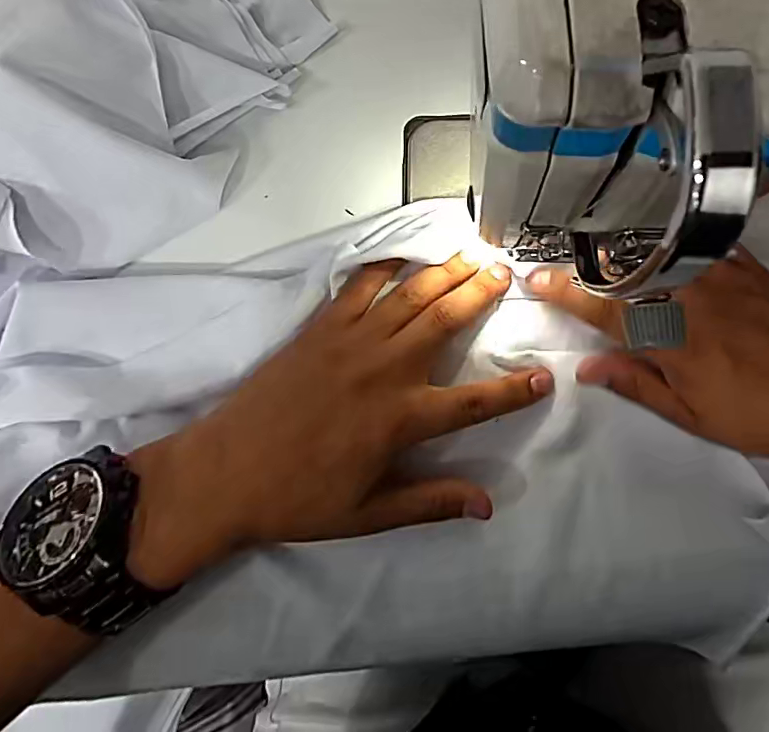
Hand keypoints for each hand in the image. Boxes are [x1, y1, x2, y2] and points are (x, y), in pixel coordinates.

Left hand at [123, 253, 551, 588]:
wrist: (224, 471)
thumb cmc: (298, 497)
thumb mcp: (368, 513)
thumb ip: (430, 502)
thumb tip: (486, 503)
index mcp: (401, 418)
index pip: (473, 403)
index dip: (513, 390)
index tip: (544, 375)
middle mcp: (385, 370)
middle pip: (445, 321)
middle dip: (480, 293)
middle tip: (504, 271)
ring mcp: (352, 341)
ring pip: (410, 295)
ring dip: (444, 272)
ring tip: (470, 253)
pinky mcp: (322, 327)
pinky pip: (359, 286)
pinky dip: (384, 266)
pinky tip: (402, 254)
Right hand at [529, 249, 768, 487]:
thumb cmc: (754, 415)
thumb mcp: (687, 412)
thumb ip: (635, 382)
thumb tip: (589, 367)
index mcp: (667, 336)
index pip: (601, 307)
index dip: (564, 291)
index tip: (538, 279)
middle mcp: (687, 298)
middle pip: (626, 269)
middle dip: (600, 272)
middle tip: (593, 282)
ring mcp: (718, 276)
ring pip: (659, 253)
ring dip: (637, 261)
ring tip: (641, 281)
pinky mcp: (746, 266)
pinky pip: (701, 247)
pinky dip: (681, 253)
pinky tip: (683, 267)